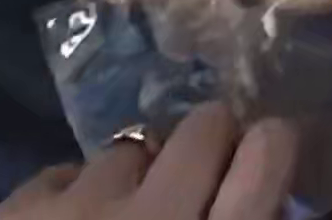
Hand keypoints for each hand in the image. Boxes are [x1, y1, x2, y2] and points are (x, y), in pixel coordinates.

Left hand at [0, 105, 295, 219]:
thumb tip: (262, 203)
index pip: (271, 146)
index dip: (267, 148)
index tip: (253, 169)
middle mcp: (158, 218)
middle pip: (208, 122)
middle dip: (202, 150)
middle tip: (184, 194)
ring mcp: (77, 217)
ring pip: (131, 146)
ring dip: (127, 184)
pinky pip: (59, 175)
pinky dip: (63, 205)